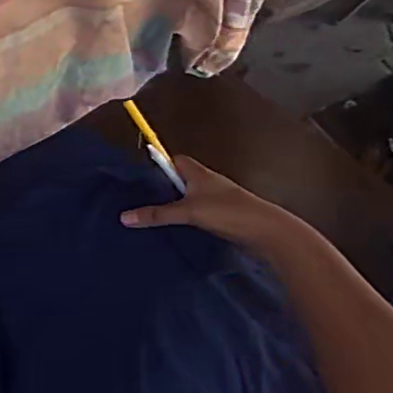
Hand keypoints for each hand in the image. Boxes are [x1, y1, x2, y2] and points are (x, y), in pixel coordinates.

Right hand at [120, 155, 306, 251]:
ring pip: (190, 197)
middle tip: (144, 198)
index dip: (159, 164)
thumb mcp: (188, 212)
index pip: (174, 160)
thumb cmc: (229, 212)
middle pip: (181, 179)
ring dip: (177, 204)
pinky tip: (179, 229)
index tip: (143, 176)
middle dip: (165, 186)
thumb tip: (124, 216)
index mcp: (199, 173)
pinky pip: (199, 212)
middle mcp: (208, 183)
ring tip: (157, 215)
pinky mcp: (224, 216)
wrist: (268, 232)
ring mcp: (218, 199)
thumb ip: (156, 214)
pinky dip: (188, 218)